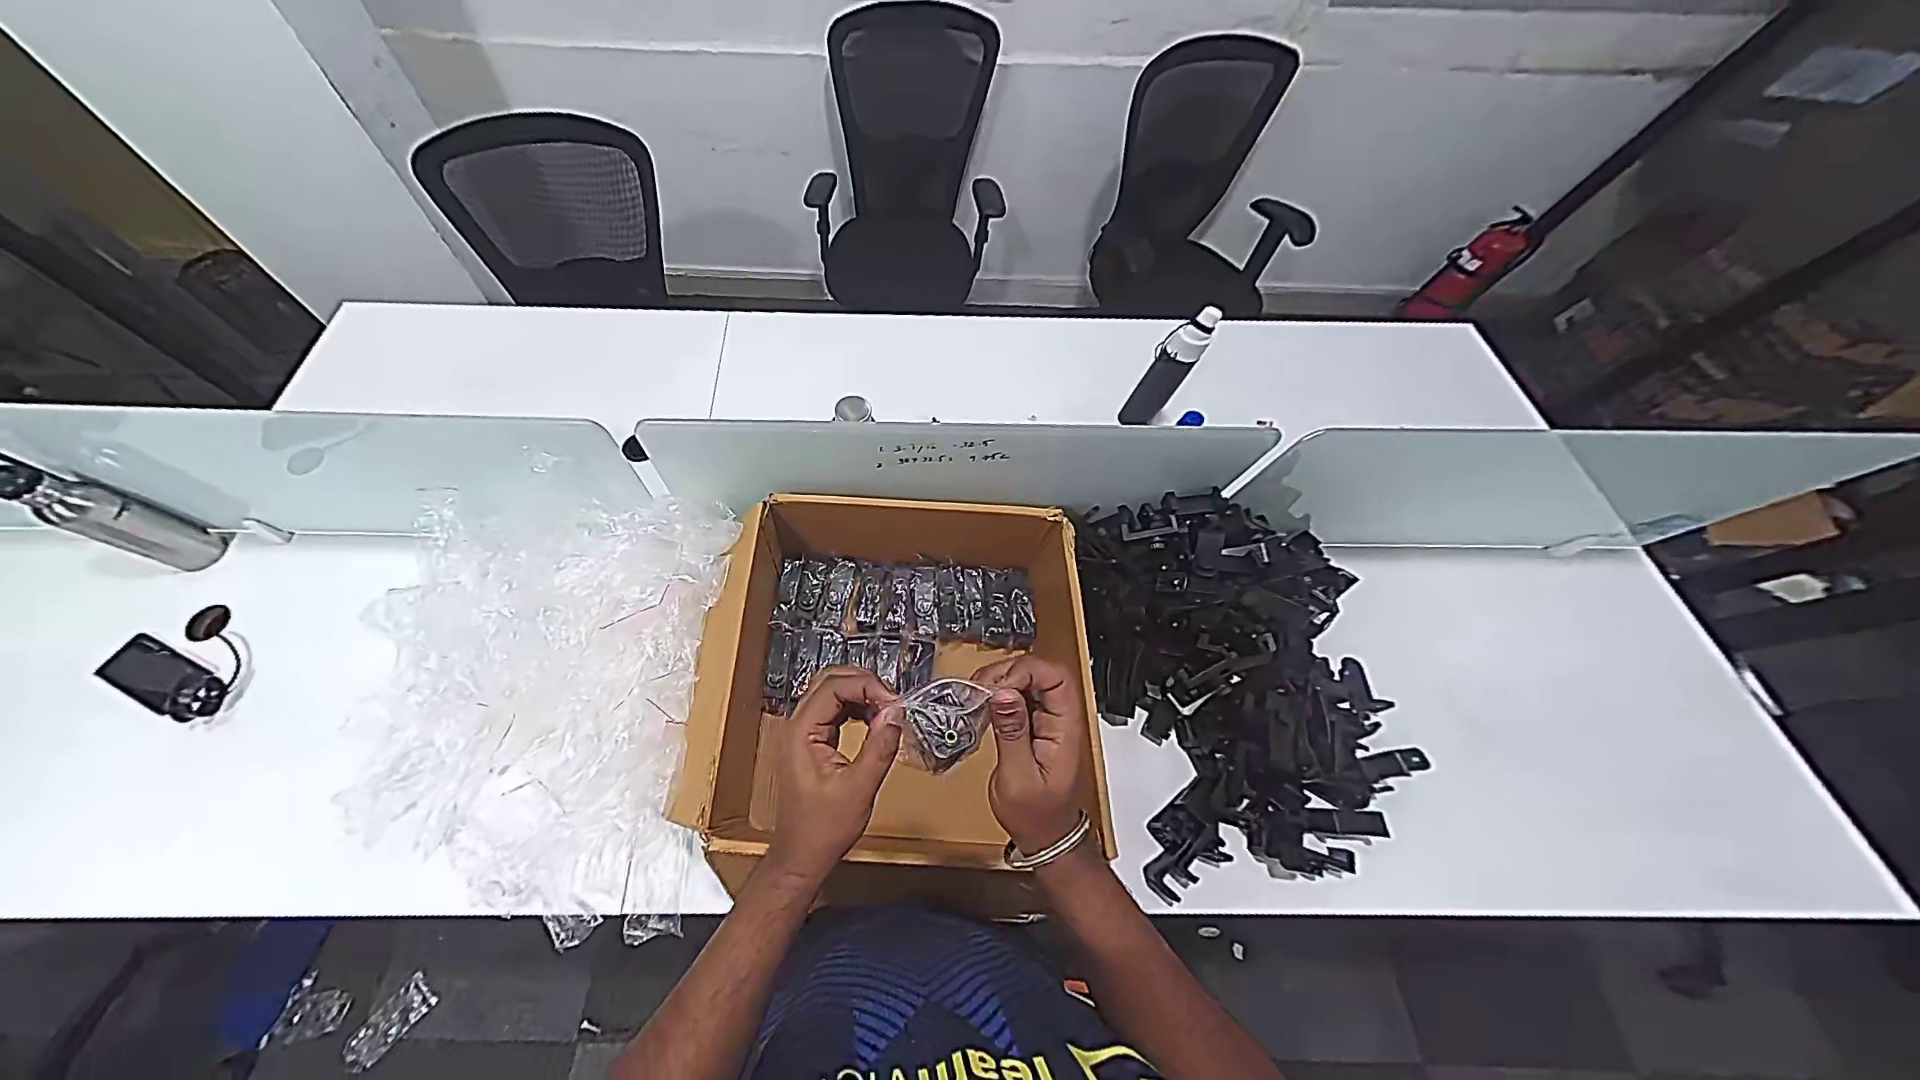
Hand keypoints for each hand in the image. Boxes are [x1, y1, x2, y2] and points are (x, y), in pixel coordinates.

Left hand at [765, 666, 903, 884]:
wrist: (802, 855)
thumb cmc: (822, 829)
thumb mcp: (859, 788)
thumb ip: (879, 747)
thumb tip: (896, 713)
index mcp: (801, 732)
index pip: (834, 686)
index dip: (867, 686)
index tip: (893, 702)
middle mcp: (798, 726)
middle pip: (831, 681)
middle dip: (866, 684)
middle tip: (892, 702)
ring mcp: (803, 732)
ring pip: (834, 692)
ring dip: (863, 695)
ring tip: (887, 711)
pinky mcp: (813, 740)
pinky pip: (836, 710)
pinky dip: (857, 708)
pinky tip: (875, 721)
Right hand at [973, 656, 1090, 854]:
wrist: (1045, 835)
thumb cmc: (1036, 815)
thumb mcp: (1017, 778)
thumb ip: (1011, 733)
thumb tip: (1002, 694)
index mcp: (1065, 728)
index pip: (1056, 677)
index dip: (1025, 672)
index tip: (997, 687)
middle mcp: (1060, 718)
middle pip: (1041, 671)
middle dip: (1008, 672)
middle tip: (981, 688)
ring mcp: (1047, 719)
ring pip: (1028, 679)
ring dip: (1001, 680)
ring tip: (978, 695)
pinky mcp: (1033, 723)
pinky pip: (1018, 694)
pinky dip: (998, 693)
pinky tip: (982, 704)